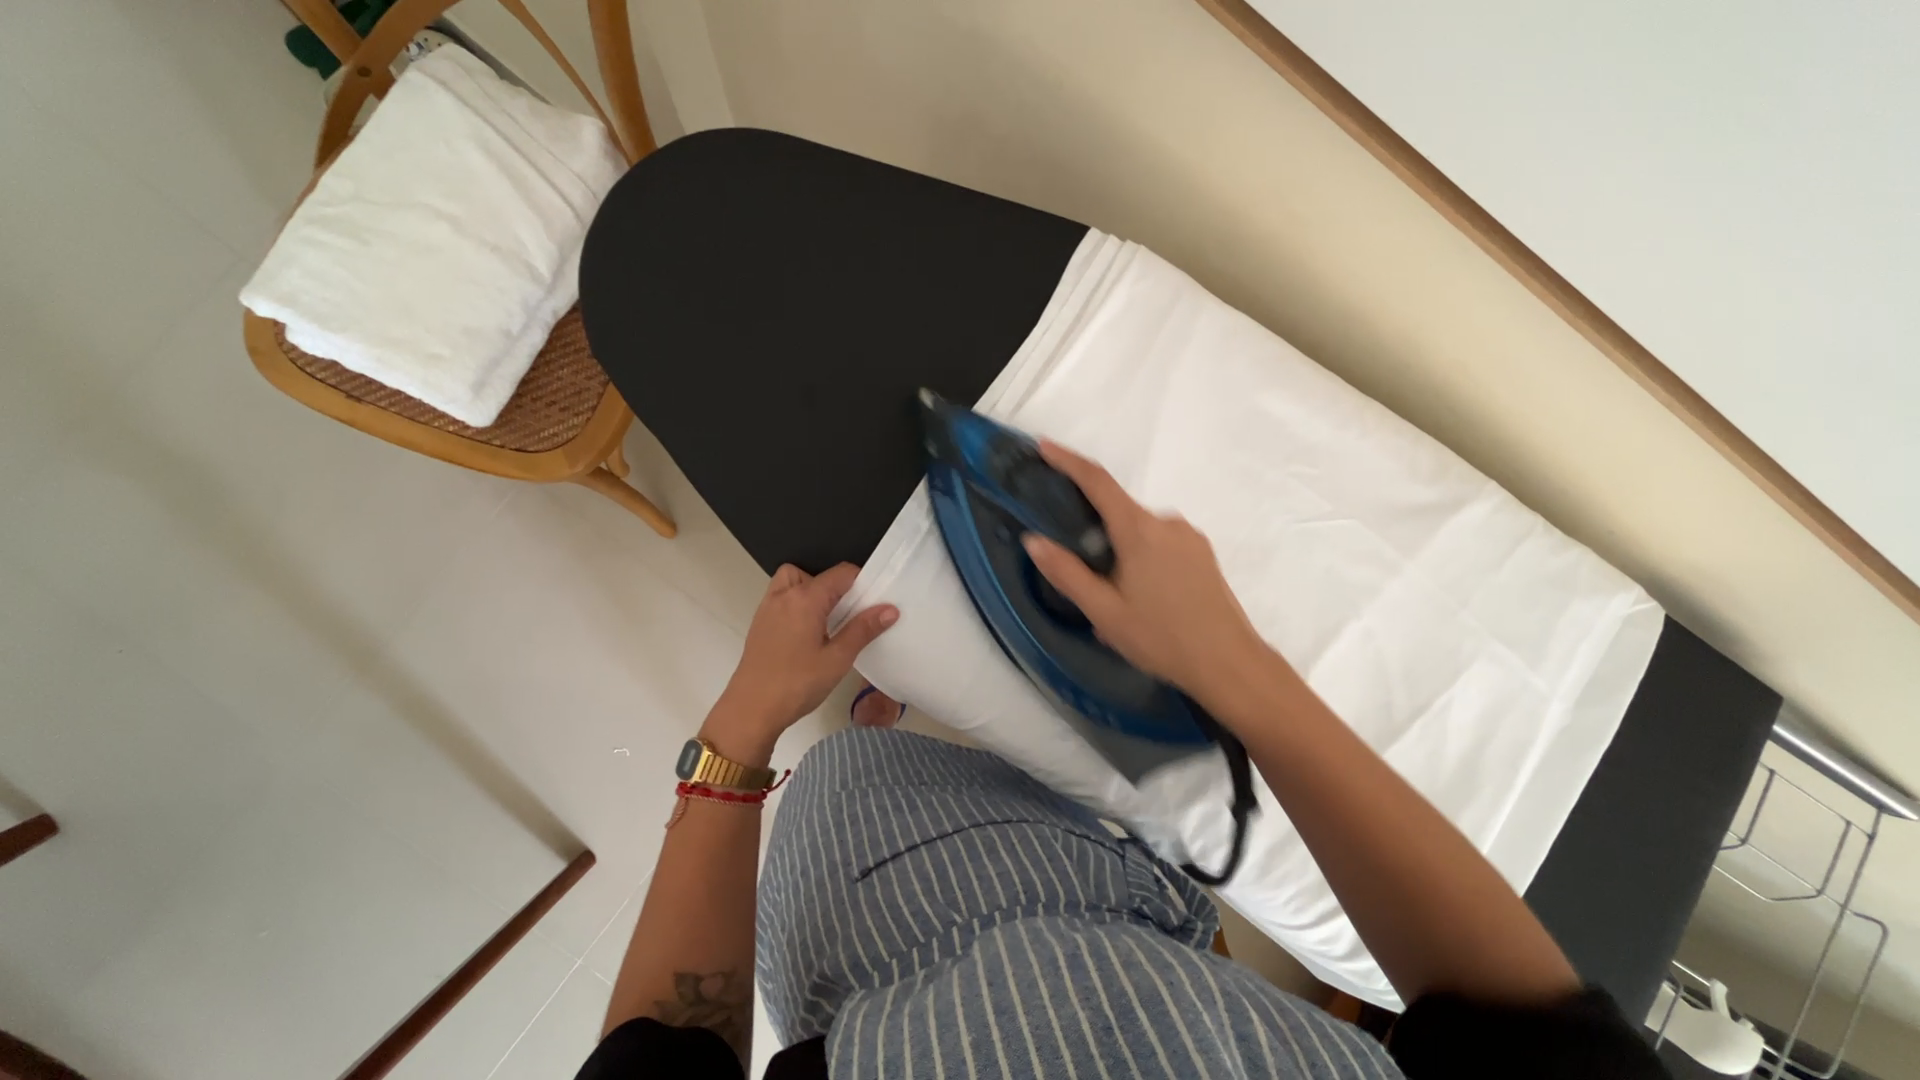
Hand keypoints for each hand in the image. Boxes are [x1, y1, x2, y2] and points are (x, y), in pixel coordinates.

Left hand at [704, 564, 897, 758]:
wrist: (751, 709)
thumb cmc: (797, 684)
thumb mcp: (837, 658)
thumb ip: (863, 629)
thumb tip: (890, 609)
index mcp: (805, 598)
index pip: (841, 574)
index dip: (862, 582)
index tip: (876, 601)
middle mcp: (784, 595)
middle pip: (814, 573)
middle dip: (835, 586)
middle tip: (850, 612)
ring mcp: (768, 608)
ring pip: (792, 582)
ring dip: (811, 591)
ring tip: (826, 620)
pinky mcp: (760, 624)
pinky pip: (781, 599)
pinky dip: (797, 604)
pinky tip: (808, 634)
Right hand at [1023, 441, 1281, 713]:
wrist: (1230, 664)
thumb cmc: (1161, 638)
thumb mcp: (1104, 612)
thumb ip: (1067, 573)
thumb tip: (1034, 540)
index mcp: (1139, 530)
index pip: (1097, 482)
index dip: (1068, 461)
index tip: (1043, 447)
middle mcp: (1166, 523)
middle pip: (1118, 510)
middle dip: (1093, 529)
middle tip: (1076, 571)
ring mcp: (1189, 537)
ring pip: (1139, 532)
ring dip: (1118, 552)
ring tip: (1111, 601)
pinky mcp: (1203, 554)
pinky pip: (1160, 545)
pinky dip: (1140, 561)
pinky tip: (1140, 602)